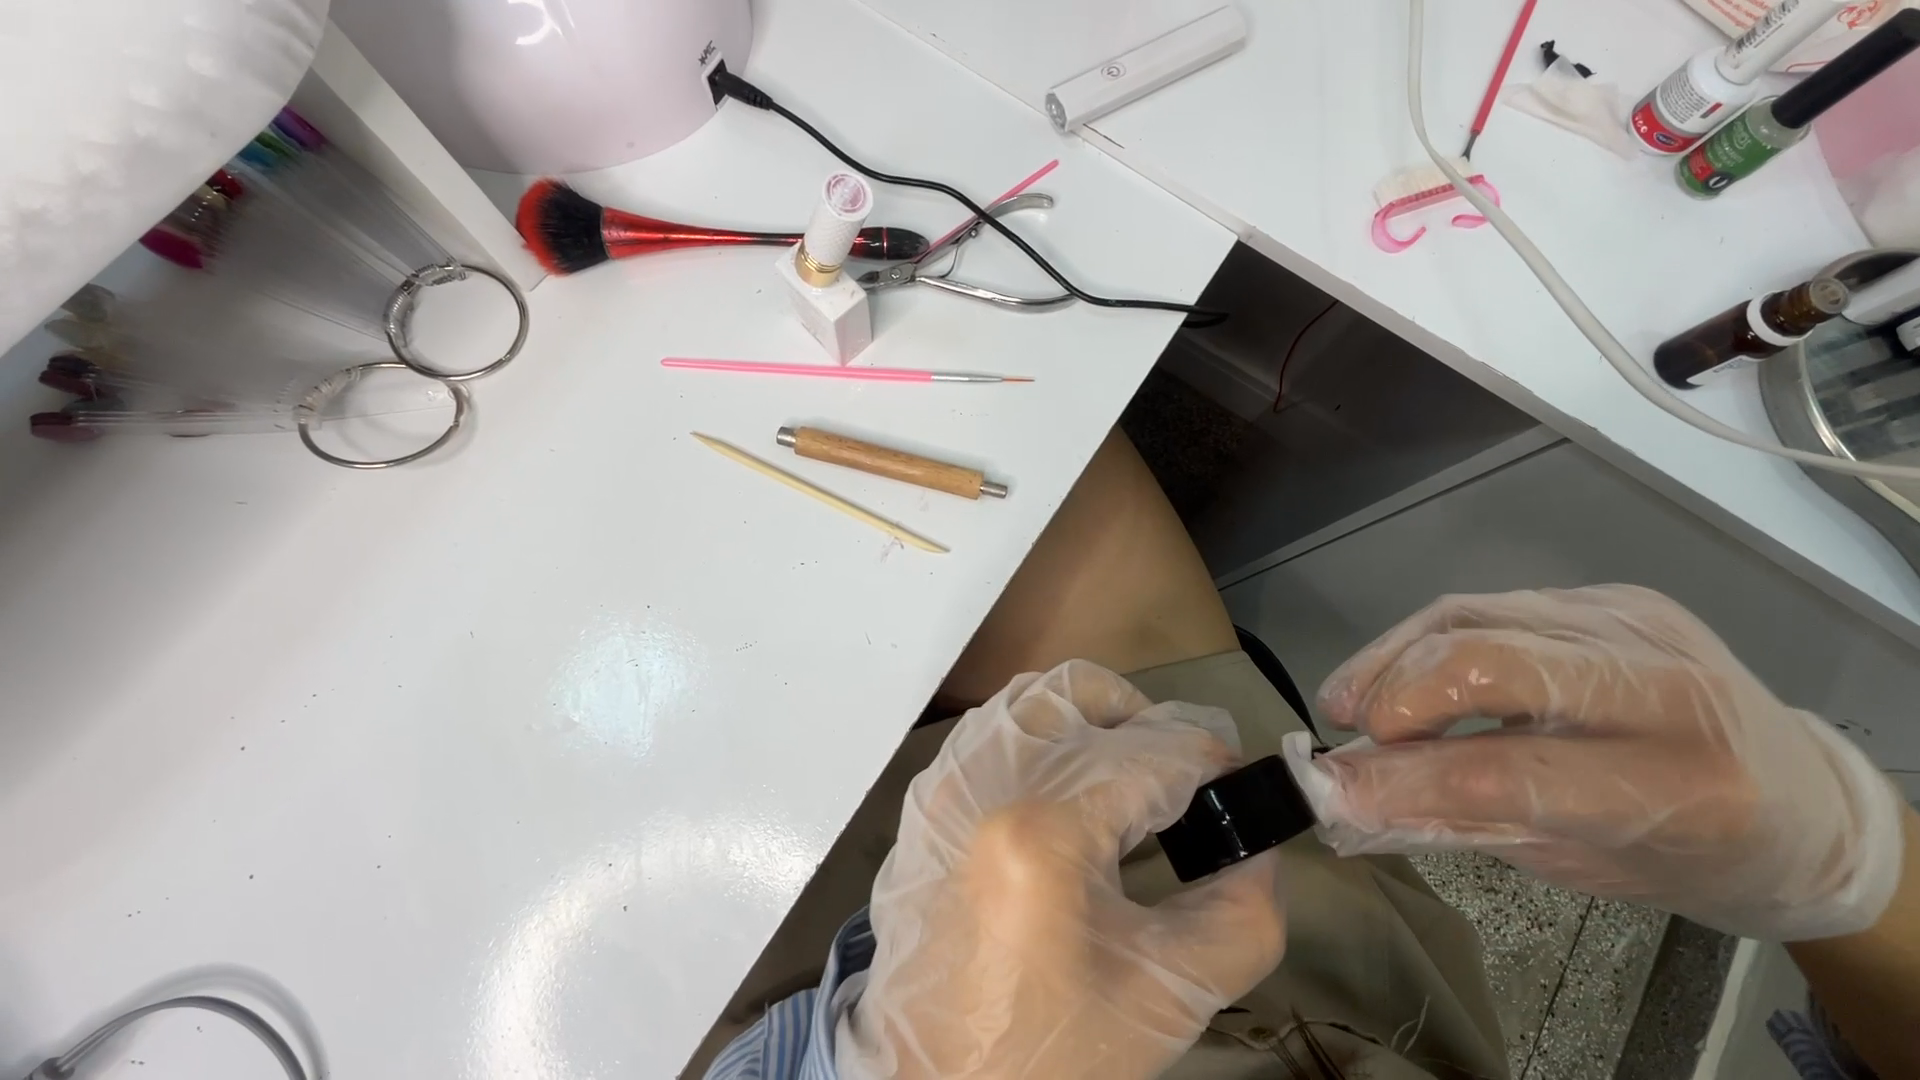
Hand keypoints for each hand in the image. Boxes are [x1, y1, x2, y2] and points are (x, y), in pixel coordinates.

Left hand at [837, 661, 1284, 1079]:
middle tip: (1182, 774)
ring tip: (1128, 772)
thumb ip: (1242, 912)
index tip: (1236, 782)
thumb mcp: (1169, 995)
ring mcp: (943, 780)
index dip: (1208, 759)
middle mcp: (983, 779)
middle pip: (1084, 694)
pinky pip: (993, 726)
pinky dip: (1043, 734)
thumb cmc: (1049, 1048)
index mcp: (1042, 829)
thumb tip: (1257, 842)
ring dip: (1093, 717)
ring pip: (1032, 696)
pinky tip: (1069, 787)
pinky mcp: (925, 795)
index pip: (1150, 755)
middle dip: (1150, 723)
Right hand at [1300, 585, 1904, 941]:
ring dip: (1392, 660)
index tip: (1334, 789)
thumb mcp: (1579, 866)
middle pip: (1492, 662)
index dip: (1405, 779)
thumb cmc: (1686, 854)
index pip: (1507, 773)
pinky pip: (1483, 605)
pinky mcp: (1608, 597)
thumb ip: (1458, 825)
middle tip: (1352, 732)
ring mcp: (1634, 625)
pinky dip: (1420, 640)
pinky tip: (1395, 673)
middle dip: (1399, 692)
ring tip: (1348, 703)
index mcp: (1681, 787)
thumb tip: (1349, 805)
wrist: (1802, 799)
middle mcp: (1667, 688)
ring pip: (1472, 616)